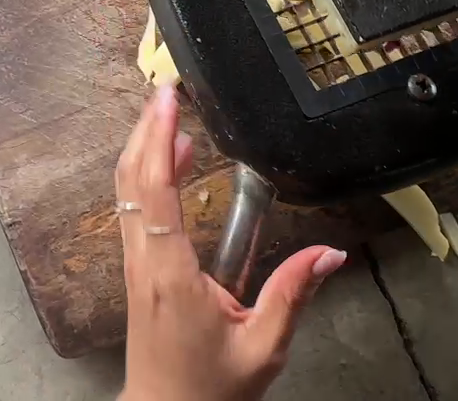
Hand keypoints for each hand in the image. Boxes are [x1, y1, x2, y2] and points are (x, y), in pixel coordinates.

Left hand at [117, 84, 346, 400]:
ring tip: (168, 109)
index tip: (166, 100)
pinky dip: (147, 169)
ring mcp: (133, 258)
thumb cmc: (210, 387)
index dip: (157, 138)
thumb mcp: (262, 348)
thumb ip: (293, 296)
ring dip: (143, 143)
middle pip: (132, 176)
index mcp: (169, 271)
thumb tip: (331, 254)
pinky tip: (173, 155)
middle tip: (165, 87)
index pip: (155, 189)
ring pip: (127, 186)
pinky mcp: (135, 262)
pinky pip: (134, 203)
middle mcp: (142, 256)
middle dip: (145, 126)